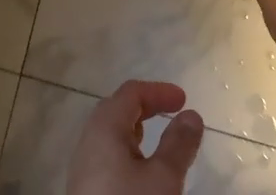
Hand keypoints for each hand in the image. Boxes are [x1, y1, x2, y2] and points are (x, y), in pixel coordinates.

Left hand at [67, 80, 204, 194]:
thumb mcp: (163, 178)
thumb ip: (179, 144)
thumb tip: (191, 115)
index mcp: (104, 128)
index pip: (130, 93)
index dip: (158, 91)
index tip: (184, 100)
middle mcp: (89, 142)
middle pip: (117, 110)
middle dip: (146, 107)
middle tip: (173, 113)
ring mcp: (84, 168)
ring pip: (111, 136)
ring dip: (136, 131)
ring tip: (160, 142)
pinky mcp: (85, 190)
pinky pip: (107, 157)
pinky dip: (128, 152)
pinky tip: (141, 172)